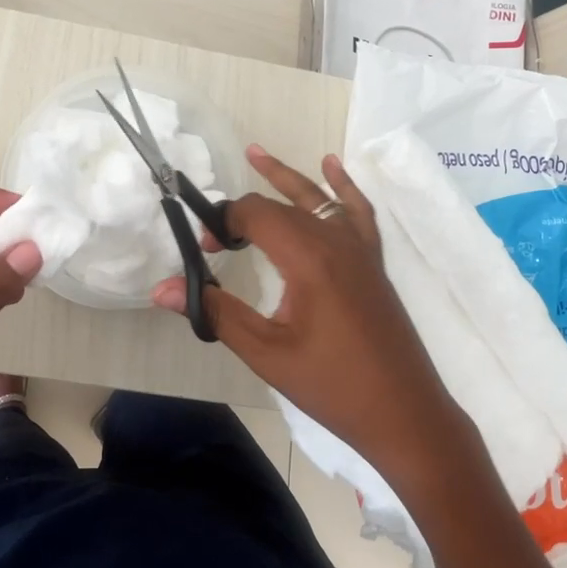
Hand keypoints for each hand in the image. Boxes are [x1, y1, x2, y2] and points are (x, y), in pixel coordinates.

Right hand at [152, 146, 448, 466]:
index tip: (204, 250)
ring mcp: (360, 249)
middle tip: (214, 239)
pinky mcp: (373, 263)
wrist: (405, 415)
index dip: (223, 222)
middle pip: (280, 205)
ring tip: (255, 153)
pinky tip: (332, 168)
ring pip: (317, 199)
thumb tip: (161, 290)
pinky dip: (342, 186)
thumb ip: (216, 312)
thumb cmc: (332, 385)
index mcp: (308, 258)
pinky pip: (357, 211)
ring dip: (285, 177)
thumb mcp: (266, 352)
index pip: (256, 213)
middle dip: (242, 214)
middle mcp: (336, 241)